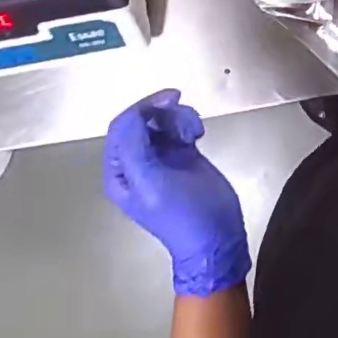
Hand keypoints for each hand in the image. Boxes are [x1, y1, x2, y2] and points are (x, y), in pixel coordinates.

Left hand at [104, 89, 249, 296]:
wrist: (216, 238)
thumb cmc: (182, 214)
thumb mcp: (151, 183)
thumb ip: (134, 149)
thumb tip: (132, 115)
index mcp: (121, 171)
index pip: (122, 127)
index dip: (142, 109)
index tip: (171, 99)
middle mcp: (137, 162)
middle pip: (142, 121)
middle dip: (164, 113)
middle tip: (187, 114)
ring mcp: (161, 158)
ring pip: (163, 121)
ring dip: (179, 117)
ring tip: (196, 131)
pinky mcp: (184, 156)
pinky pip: (180, 128)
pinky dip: (189, 124)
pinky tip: (199, 135)